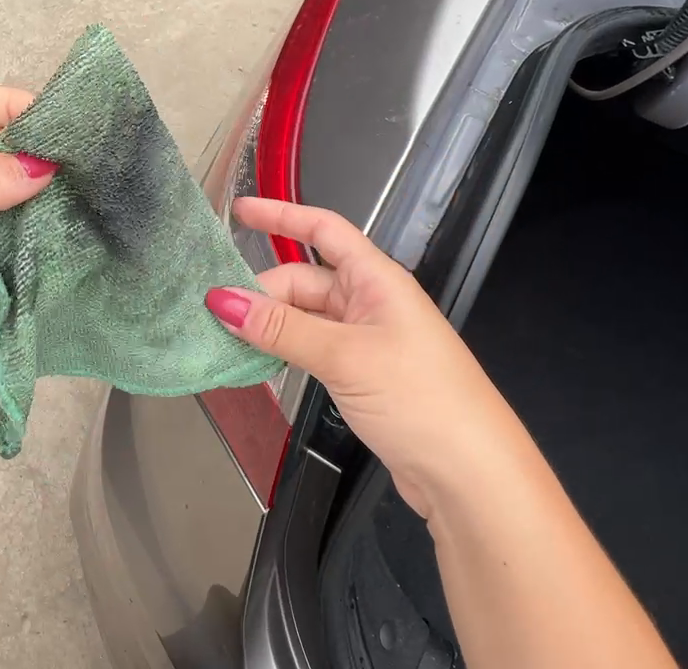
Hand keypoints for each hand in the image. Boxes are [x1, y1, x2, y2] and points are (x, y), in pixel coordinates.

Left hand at [0, 86, 57, 426]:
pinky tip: (60, 232)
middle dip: (33, 151)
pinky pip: (2, 236)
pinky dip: (28, 233)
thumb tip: (43, 162)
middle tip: (85, 161)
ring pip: (2, 194)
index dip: (14, 105)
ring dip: (35, 195)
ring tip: (83, 195)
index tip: (62, 123)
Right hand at [204, 197, 534, 520]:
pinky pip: (309, 347)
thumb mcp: (345, 356)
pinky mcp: (360, 374)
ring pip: (303, 317)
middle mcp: (369, 302)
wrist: (471, 476)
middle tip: (216, 314)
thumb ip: (280, 328)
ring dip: (268, 325)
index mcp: (376, 279)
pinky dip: (281, 351)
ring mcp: (365, 339)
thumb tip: (221, 300)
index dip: (280, 215)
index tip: (238, 211)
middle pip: (303, 281)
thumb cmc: (421, 399)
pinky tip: (254, 363)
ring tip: (224, 338)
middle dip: (261, 292)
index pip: (322, 229)